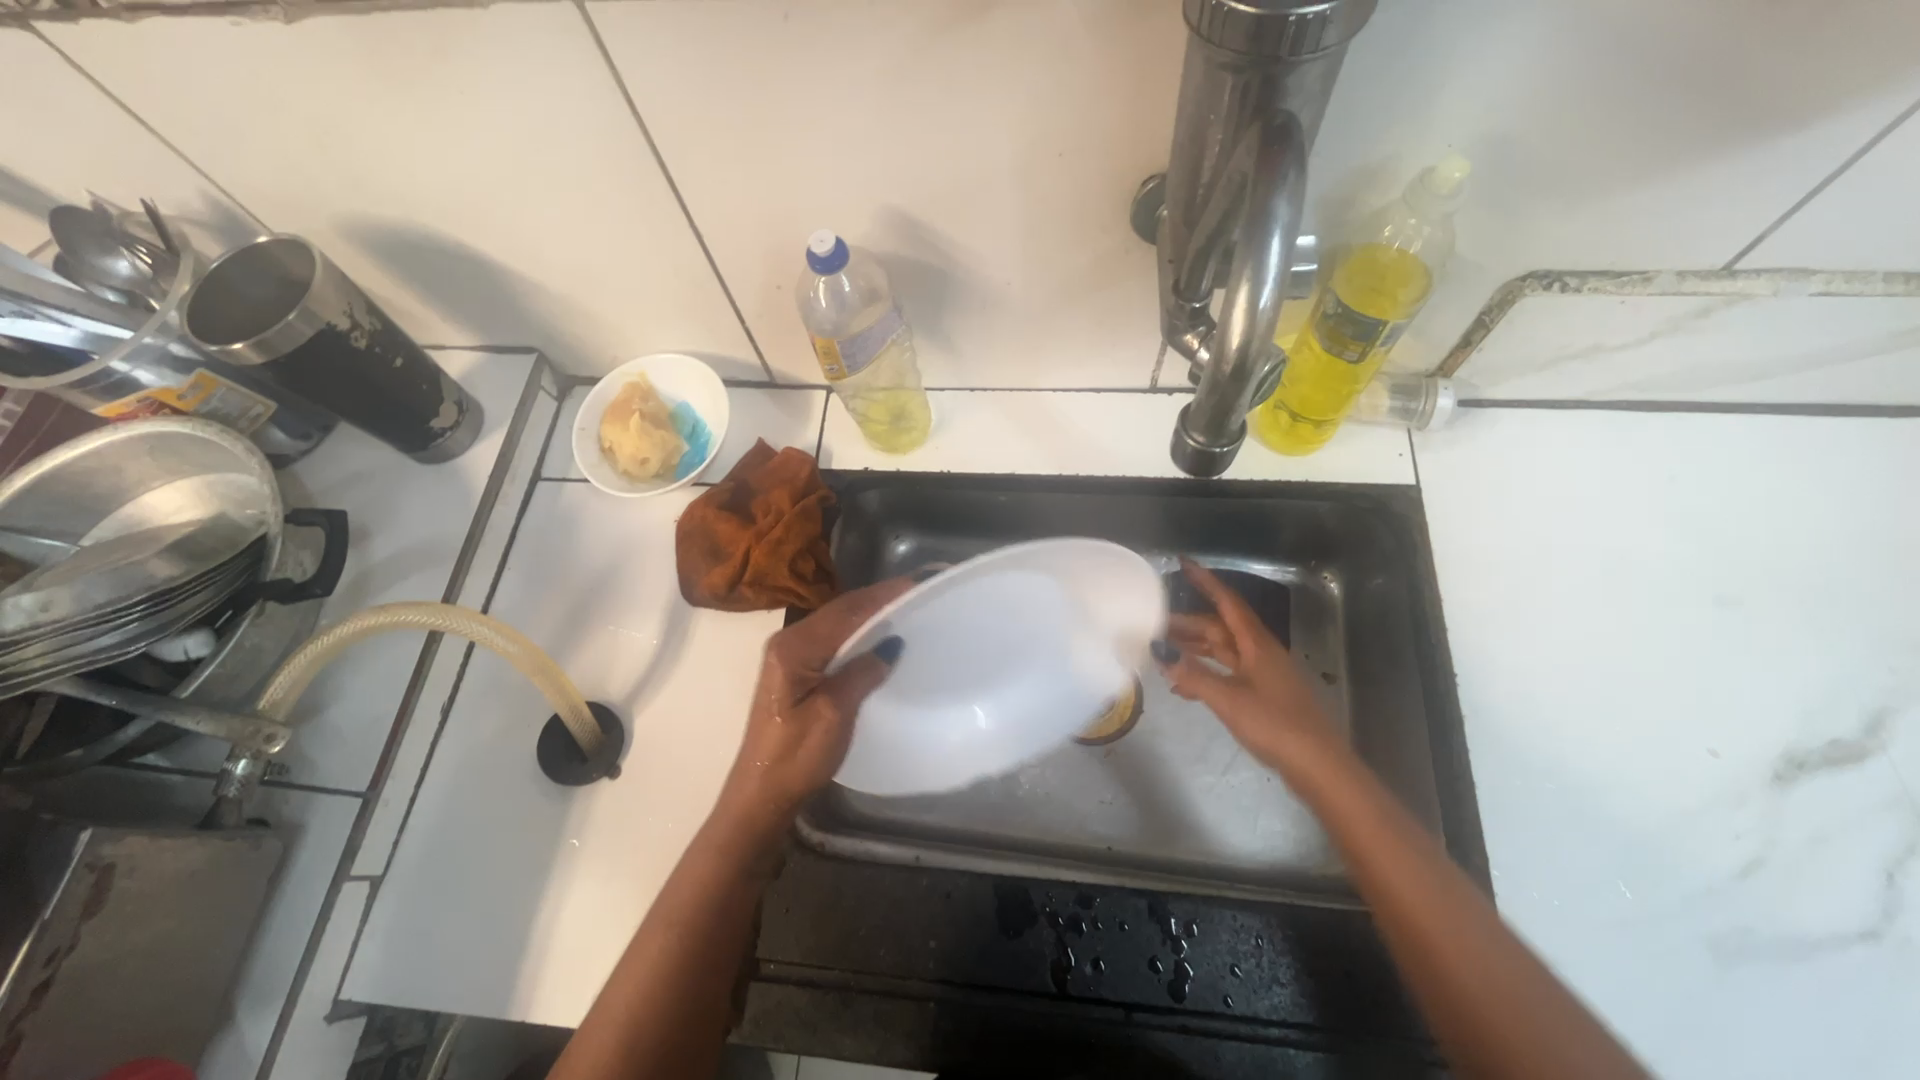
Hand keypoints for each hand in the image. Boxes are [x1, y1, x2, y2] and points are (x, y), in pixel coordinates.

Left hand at [718, 579, 910, 828]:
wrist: (762, 793)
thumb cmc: (796, 757)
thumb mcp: (834, 714)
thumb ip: (861, 673)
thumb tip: (891, 643)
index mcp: (793, 648)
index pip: (845, 611)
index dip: (882, 596)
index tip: (917, 583)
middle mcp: (788, 642)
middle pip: (840, 611)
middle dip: (878, 598)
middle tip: (918, 590)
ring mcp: (789, 656)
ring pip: (837, 623)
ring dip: (869, 613)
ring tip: (906, 606)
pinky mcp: (795, 671)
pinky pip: (832, 640)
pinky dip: (858, 633)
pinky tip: (879, 636)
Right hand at [1157, 558, 1338, 769]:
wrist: (1317, 765)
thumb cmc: (1275, 725)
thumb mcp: (1227, 699)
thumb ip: (1192, 675)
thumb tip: (1160, 651)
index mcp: (1256, 645)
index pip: (1227, 603)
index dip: (1206, 582)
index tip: (1184, 564)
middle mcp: (1260, 653)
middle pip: (1220, 628)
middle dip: (1189, 623)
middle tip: (1155, 622)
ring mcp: (1262, 675)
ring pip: (1222, 651)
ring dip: (1194, 649)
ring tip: (1162, 651)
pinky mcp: (1262, 696)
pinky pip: (1226, 674)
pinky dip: (1203, 674)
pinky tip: (1182, 687)